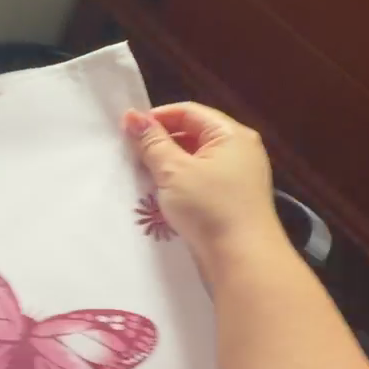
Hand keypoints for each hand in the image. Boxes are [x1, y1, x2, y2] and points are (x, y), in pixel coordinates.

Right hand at [122, 102, 282, 271]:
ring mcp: (236, 173)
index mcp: (231, 135)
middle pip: (192, 132)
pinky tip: (159, 191)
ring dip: (166, 161)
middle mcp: (238, 149)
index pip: (188, 112)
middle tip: (130, 153)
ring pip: (193, 156)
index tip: (127, 131)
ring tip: (141, 173)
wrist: (241, 257)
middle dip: (160, 140)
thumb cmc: (209, 207)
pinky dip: (177, 178)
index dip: (156, 117)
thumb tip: (132, 116)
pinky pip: (198, 176)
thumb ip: (151, 142)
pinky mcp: (229, 196)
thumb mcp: (173, 171)